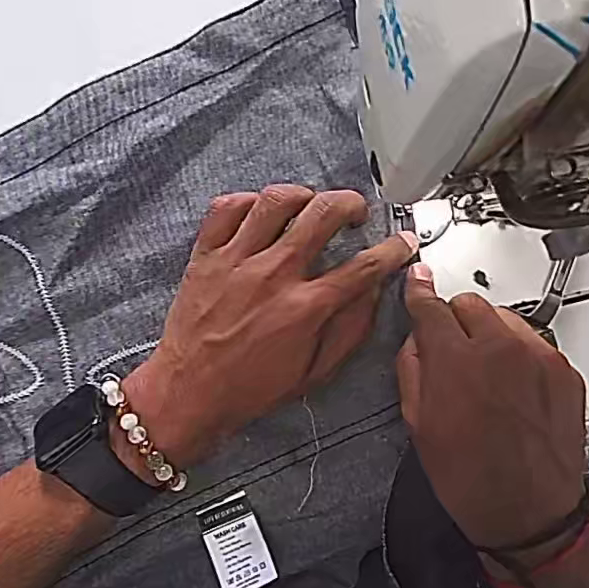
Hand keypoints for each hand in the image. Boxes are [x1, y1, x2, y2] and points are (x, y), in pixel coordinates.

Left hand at [117, 185, 416, 472]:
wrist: (190, 393)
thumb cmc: (248, 388)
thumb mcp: (314, 372)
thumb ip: (350, 330)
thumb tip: (373, 294)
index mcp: (305, 308)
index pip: (364, 265)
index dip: (392, 249)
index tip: (398, 243)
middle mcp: (273, 275)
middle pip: (324, 213)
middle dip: (352, 203)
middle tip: (354, 212)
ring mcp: (237, 261)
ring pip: (277, 199)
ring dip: (303, 195)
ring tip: (309, 205)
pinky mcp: (206, 256)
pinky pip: (227, 208)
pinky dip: (248, 201)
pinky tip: (260, 213)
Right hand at [395, 263, 586, 549]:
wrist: (530, 514)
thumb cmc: (474, 480)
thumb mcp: (419, 425)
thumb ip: (412, 369)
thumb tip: (415, 341)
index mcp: (457, 361)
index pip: (432, 305)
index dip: (419, 292)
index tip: (417, 282)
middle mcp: (502, 349)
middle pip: (470, 302)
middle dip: (454, 320)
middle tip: (451, 351)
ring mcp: (539, 357)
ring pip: (504, 317)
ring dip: (488, 334)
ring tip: (484, 374)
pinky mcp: (565, 370)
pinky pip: (533, 341)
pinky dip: (517, 352)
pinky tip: (510, 385)